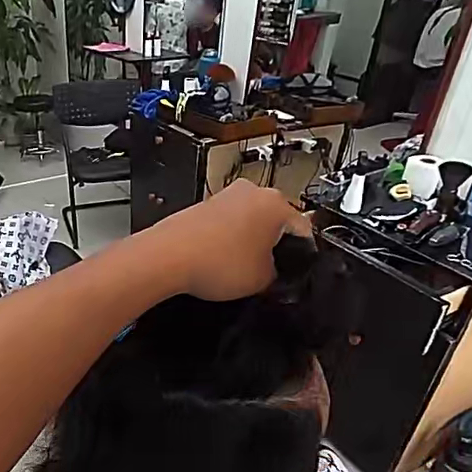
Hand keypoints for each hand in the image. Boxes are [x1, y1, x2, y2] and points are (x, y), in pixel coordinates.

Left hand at [133, 179, 312, 301]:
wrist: (167, 257)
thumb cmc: (214, 261)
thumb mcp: (263, 279)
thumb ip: (278, 276)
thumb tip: (275, 274)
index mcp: (277, 204)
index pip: (304, 228)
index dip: (304, 254)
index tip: (299, 267)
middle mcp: (253, 192)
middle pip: (277, 222)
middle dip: (276, 247)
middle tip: (271, 274)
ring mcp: (227, 196)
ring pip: (251, 222)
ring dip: (252, 243)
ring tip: (243, 270)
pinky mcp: (206, 206)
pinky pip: (228, 224)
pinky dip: (230, 241)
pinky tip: (222, 263)